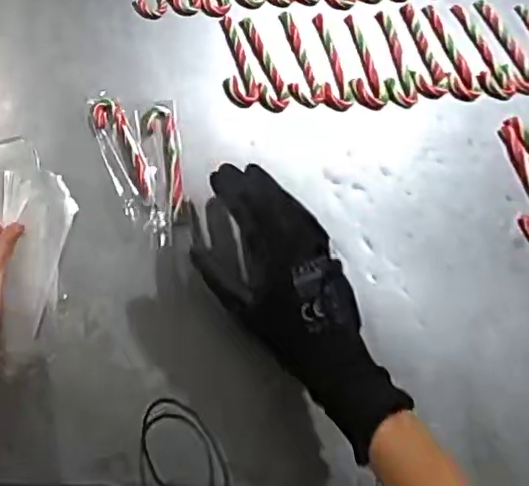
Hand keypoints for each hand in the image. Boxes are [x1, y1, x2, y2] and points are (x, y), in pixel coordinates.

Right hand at [188, 164, 411, 465]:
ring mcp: (313, 242)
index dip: (230, 190)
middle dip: (246, 182)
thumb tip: (193, 247)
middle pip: (268, 200)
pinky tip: (280, 198)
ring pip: (288, 204)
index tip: (215, 176)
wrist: (335, 357)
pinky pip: (303, 214)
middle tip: (228, 169)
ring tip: (251, 174)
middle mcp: (294, 240)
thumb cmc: (284, 334)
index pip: (248, 209)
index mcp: (272, 251)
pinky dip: (288, 201)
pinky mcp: (324, 249)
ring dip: (269, 186)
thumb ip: (217, 277)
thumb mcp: (243, 309)